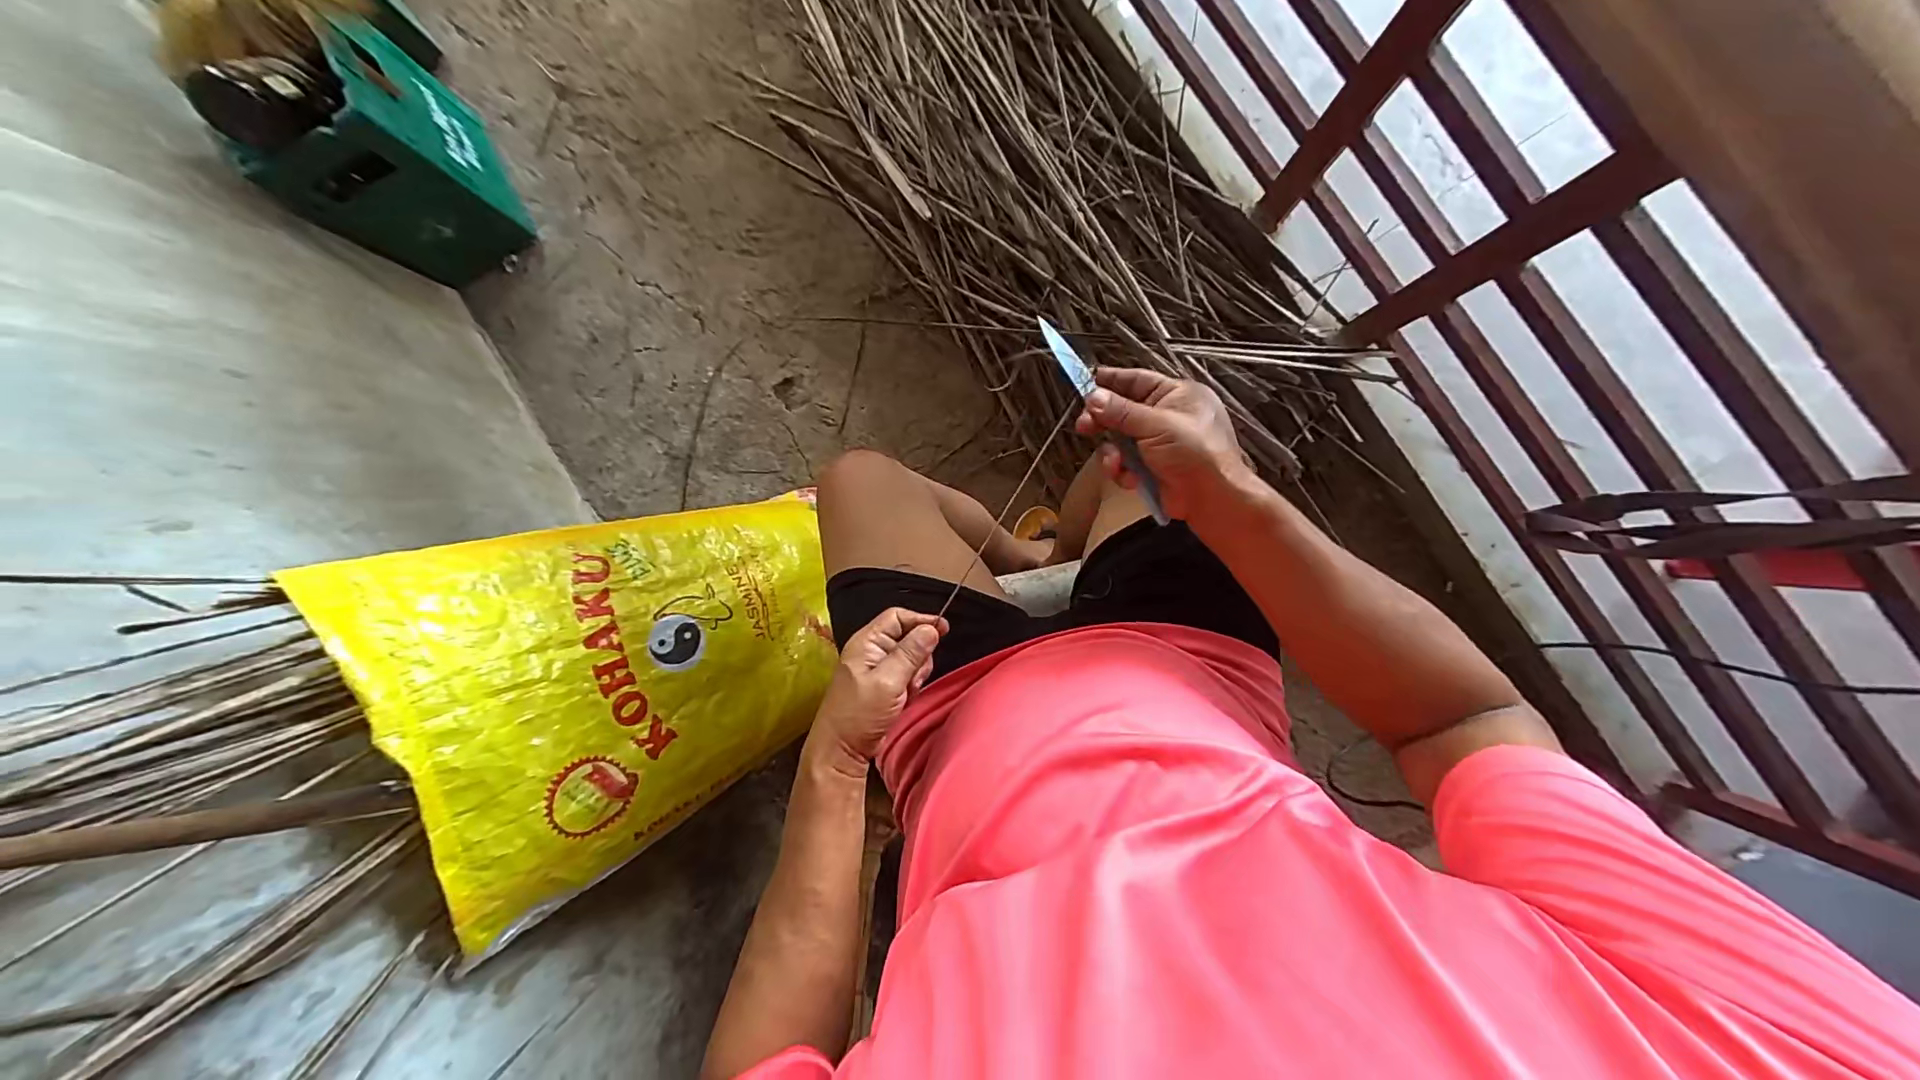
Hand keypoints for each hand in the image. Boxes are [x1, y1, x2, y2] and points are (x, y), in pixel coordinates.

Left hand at [810, 607, 946, 774]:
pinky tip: (904, 698)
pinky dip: (911, 685)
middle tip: (915, 676)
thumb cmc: (859, 715)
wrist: (842, 749)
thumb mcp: (889, 681)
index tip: (943, 629)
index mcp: (866, 641)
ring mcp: (877, 668)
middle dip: (919, 654)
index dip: (921, 620)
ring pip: (911, 657)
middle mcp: (871, 650)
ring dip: (916, 673)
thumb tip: (931, 629)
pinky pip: (907, 675)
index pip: (897, 616)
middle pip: (908, 636)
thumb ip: (911, 653)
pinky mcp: (883, 684)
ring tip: (906, 691)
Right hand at [1074, 367, 1252, 523]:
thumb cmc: (1197, 454)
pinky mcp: (1151, 468)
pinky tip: (1130, 478)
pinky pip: (1125, 464)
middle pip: (1122, 411)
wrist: (1212, 499)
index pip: (1136, 380)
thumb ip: (1121, 411)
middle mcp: (1166, 417)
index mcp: (1177, 395)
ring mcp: (1158, 444)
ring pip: (1120, 441)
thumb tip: (1093, 397)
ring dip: (1113, 453)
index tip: (1084, 384)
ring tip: (1115, 462)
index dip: (1110, 382)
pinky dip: (1123, 471)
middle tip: (1085, 426)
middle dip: (1103, 421)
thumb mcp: (1156, 425)